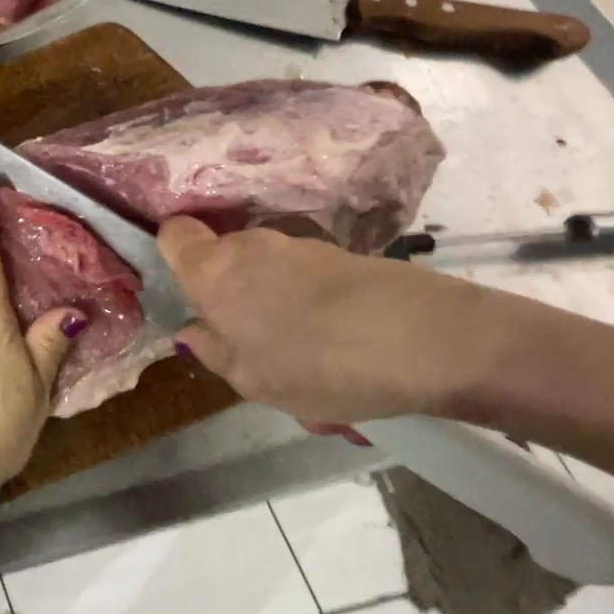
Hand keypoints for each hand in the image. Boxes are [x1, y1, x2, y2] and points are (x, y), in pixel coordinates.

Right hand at [157, 216, 503, 424]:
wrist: (443, 343)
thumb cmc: (321, 363)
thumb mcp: (251, 379)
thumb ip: (211, 351)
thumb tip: (192, 330)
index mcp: (213, 270)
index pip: (172, 234)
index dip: (171, 258)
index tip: (185, 296)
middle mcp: (251, 247)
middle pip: (223, 261)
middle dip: (230, 298)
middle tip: (250, 347)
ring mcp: (303, 249)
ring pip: (269, 277)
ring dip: (277, 311)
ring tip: (306, 364)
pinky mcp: (349, 259)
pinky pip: (310, 286)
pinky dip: (316, 313)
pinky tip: (344, 357)